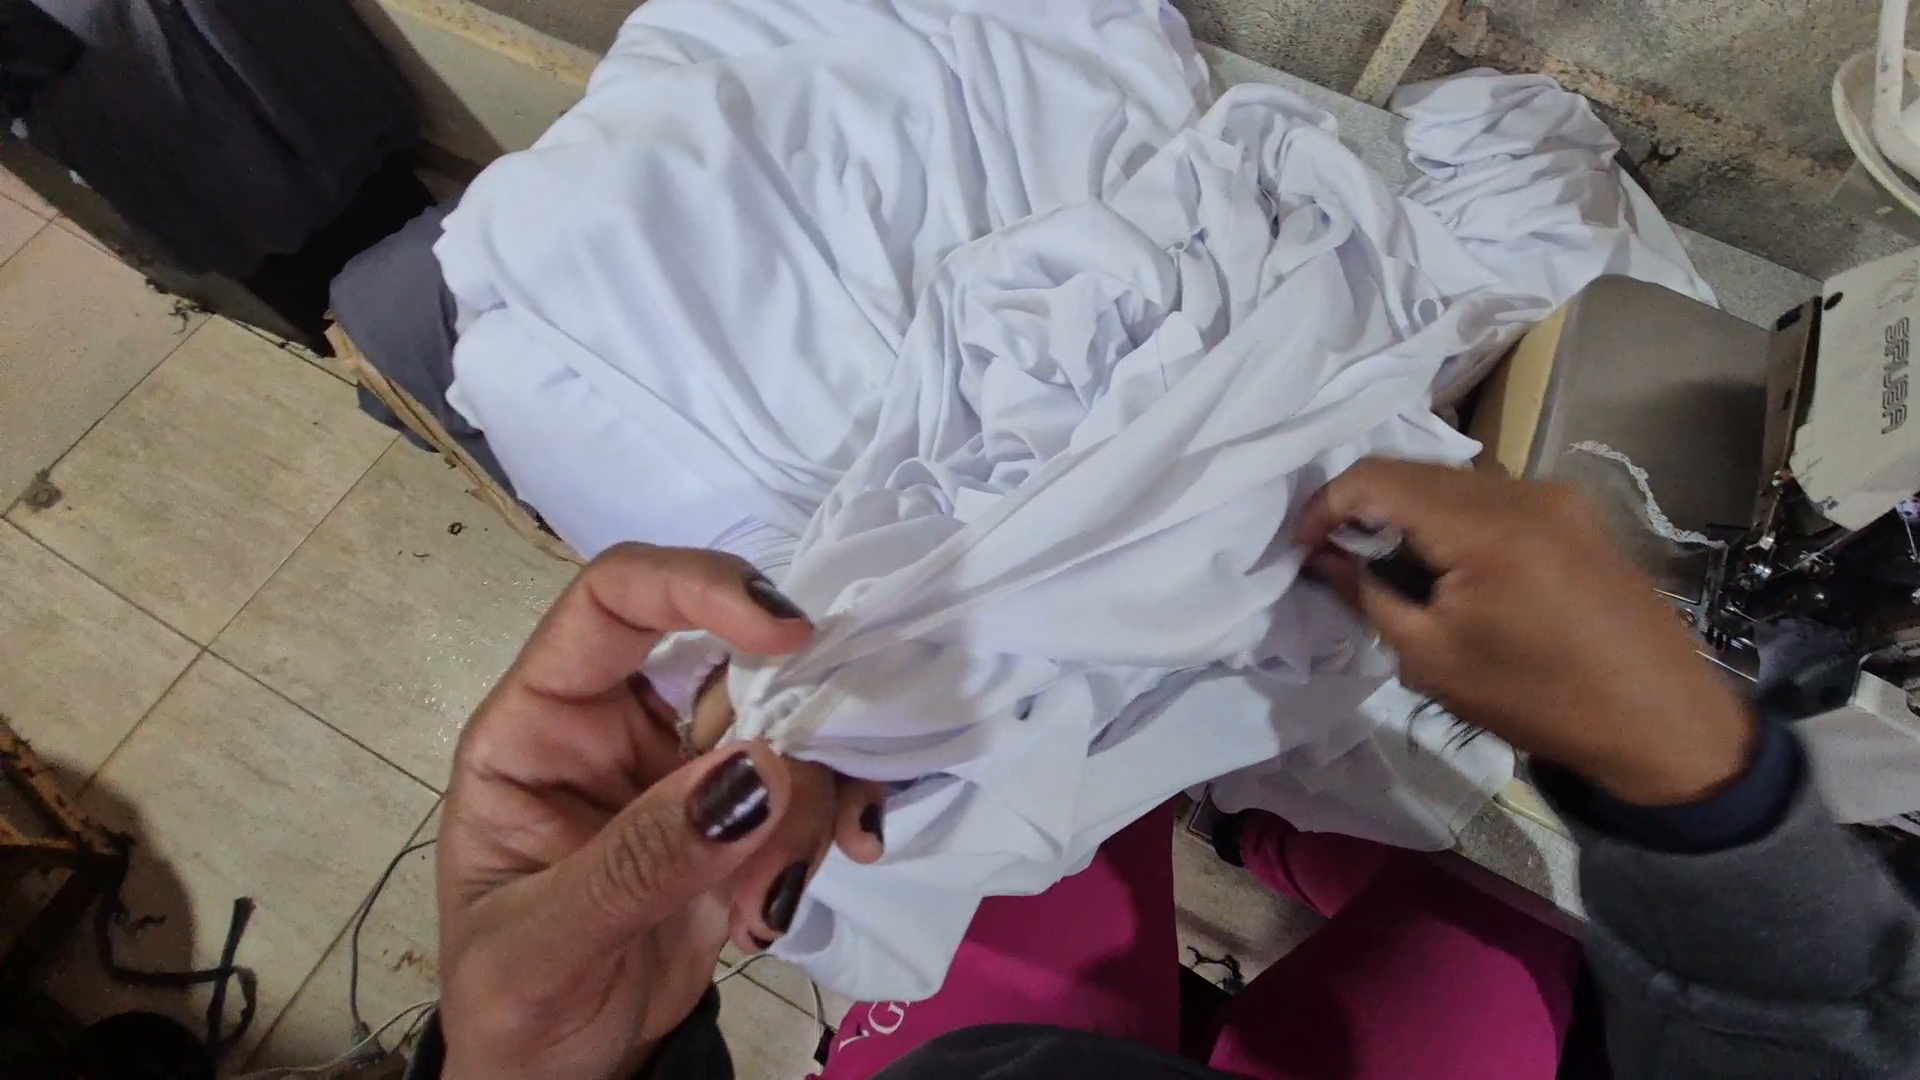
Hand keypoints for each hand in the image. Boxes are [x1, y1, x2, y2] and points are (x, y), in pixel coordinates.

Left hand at [436, 545, 883, 1079]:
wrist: (573, 1073)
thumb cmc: (518, 1010)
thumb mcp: (540, 951)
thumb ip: (637, 863)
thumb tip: (760, 771)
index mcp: (546, 718)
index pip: (616, 597)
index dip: (698, 586)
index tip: (787, 633)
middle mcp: (630, 719)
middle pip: (733, 654)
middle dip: (785, 716)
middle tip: (796, 806)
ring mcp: (697, 758)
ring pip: (790, 719)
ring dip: (804, 804)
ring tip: (766, 902)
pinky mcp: (753, 802)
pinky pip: (820, 769)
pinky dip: (843, 805)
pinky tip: (848, 853)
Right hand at [1299, 460, 1755, 806]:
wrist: (1664, 725)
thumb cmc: (1535, 698)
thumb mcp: (1429, 655)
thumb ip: (1364, 591)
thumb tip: (1319, 556)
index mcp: (1485, 528)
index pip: (1375, 479)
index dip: (1324, 505)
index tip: (1303, 547)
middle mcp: (1522, 492)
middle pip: (1409, 470)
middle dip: (1357, 505)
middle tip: (1333, 552)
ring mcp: (1554, 497)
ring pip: (1445, 478)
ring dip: (1399, 508)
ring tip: (1381, 557)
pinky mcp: (1571, 512)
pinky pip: (1483, 493)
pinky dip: (1441, 514)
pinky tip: (1437, 557)